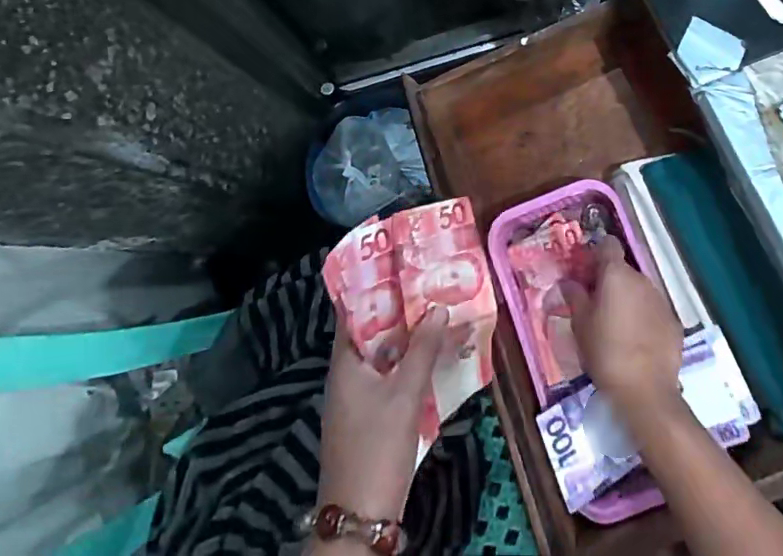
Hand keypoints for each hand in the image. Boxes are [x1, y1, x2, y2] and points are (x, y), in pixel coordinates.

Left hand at [317, 304, 450, 522]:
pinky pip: (388, 378)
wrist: (361, 517)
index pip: (353, 312)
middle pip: (371, 332)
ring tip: (437, 315)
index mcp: (344, 362)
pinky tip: (432, 359)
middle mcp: (346, 374)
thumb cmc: (377, 447)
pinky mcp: (368, 417)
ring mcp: (356, 398)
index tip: (400, 265)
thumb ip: (422, 350)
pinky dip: (407, 365)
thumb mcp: (404, 395)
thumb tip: (438, 307)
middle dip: (399, 312)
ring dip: (407, 339)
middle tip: (429, 286)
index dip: (374, 287)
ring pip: (383, 356)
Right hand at [564, 236, 682, 415]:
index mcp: (616, 274)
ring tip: (615, 327)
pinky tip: (636, 343)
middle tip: (594, 305)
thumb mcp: (580, 323)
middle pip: (623, 270)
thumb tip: (568, 282)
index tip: (585, 274)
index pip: (608, 244)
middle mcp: (642, 280)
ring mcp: (661, 301)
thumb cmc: (605, 351)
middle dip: (609, 282)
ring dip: (627, 300)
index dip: (596, 255)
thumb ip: (574, 296)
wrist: (645, 390)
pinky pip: (653, 311)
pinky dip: (644, 319)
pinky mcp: (674, 323)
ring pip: (639, 291)